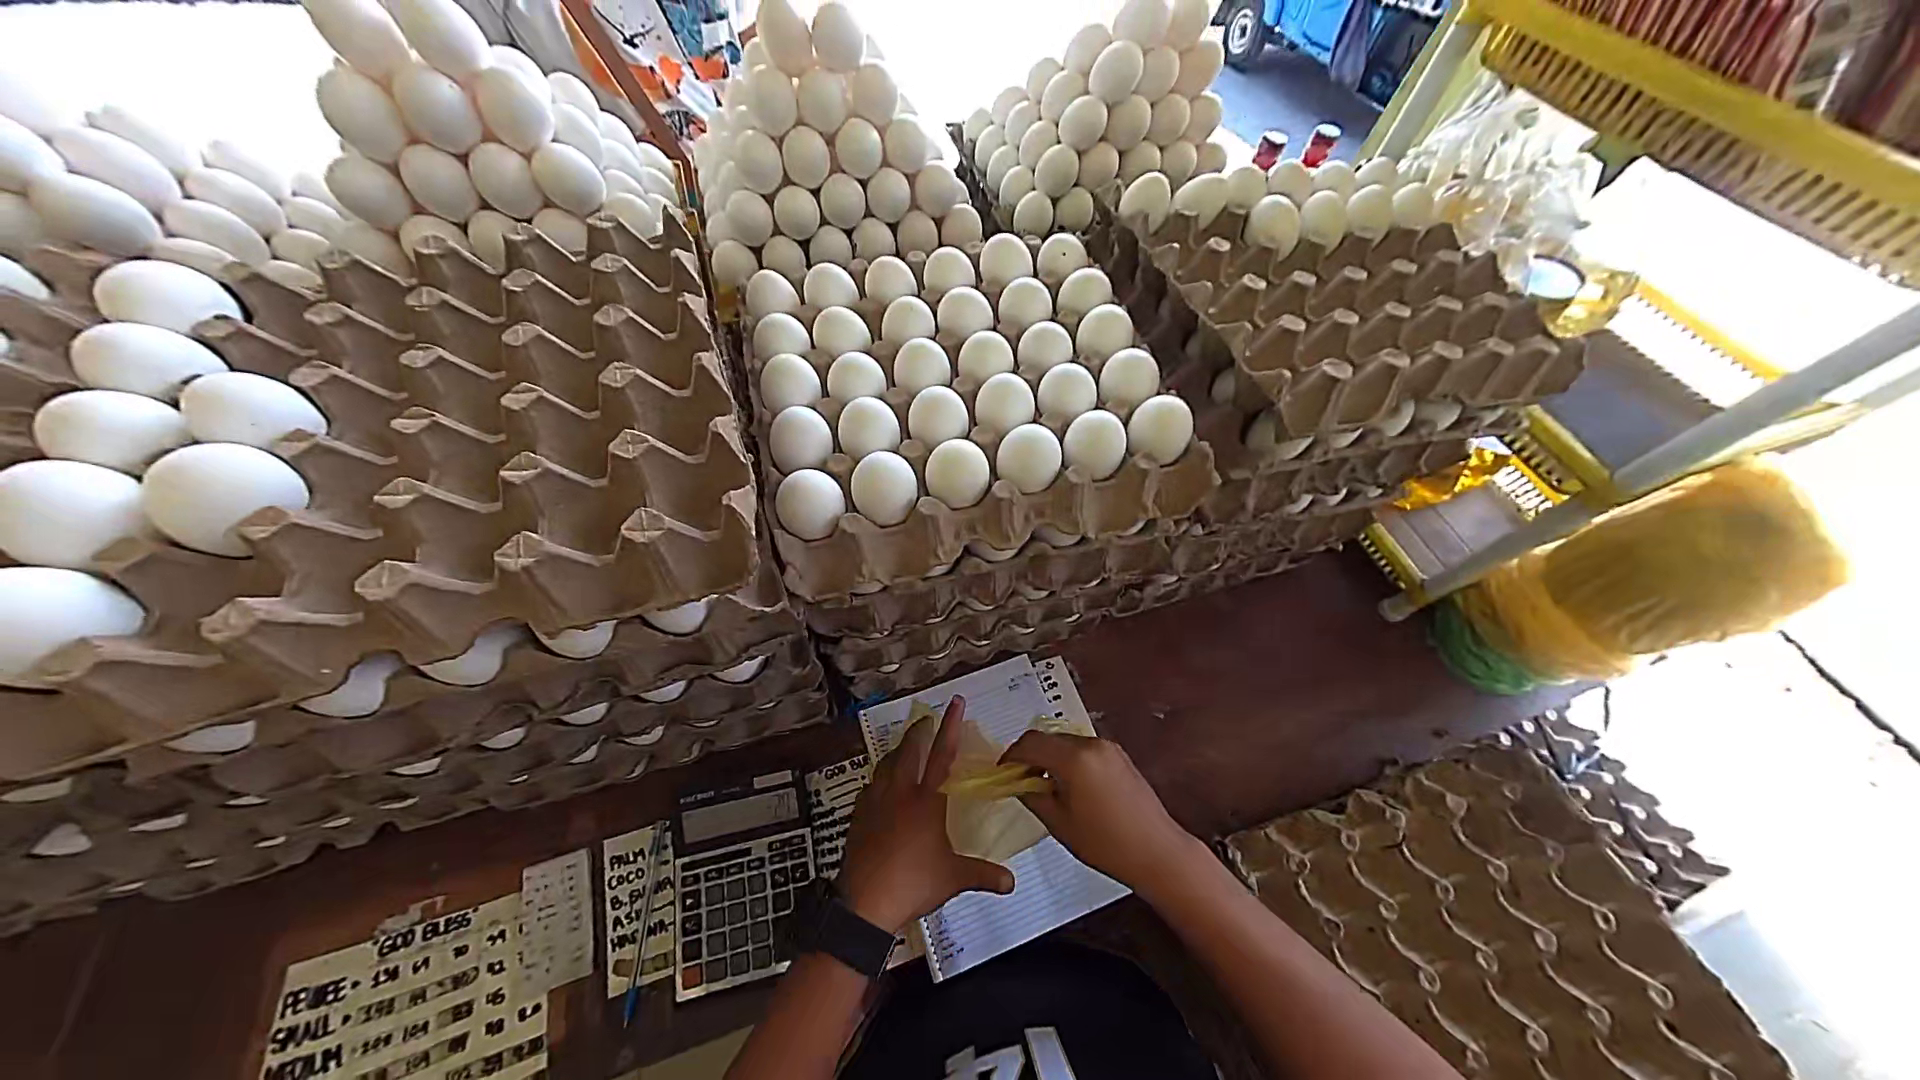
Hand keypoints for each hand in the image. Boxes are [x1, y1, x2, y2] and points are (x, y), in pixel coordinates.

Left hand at [837, 697, 1014, 933]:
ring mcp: (875, 802)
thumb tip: (1010, 881)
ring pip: (886, 764)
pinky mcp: (858, 816)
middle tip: (927, 718)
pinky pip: (869, 787)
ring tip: (904, 747)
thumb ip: (983, 874)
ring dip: (897, 751)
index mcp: (926, 801)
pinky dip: (878, 778)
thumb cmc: (913, 884)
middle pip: (909, 751)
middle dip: (919, 731)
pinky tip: (879, 785)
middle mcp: (900, 793)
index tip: (954, 702)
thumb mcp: (953, 878)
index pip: (942, 754)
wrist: (865, 903)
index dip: (950, 726)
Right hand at [998, 732, 1201, 892]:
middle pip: (1048, 738)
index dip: (1012, 756)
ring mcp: (1108, 747)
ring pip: (1066, 742)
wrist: (1158, 851)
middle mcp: (1091, 744)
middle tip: (1019, 780)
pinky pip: (1083, 749)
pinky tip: (1068, 785)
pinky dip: (1068, 759)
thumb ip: (1033, 795)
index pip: (1031, 743)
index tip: (1002, 773)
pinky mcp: (1119, 755)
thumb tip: (1019, 782)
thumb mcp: (1059, 822)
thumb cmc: (1106, 843)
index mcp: (1074, 758)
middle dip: (1030, 755)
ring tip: (1044, 785)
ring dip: (1050, 756)